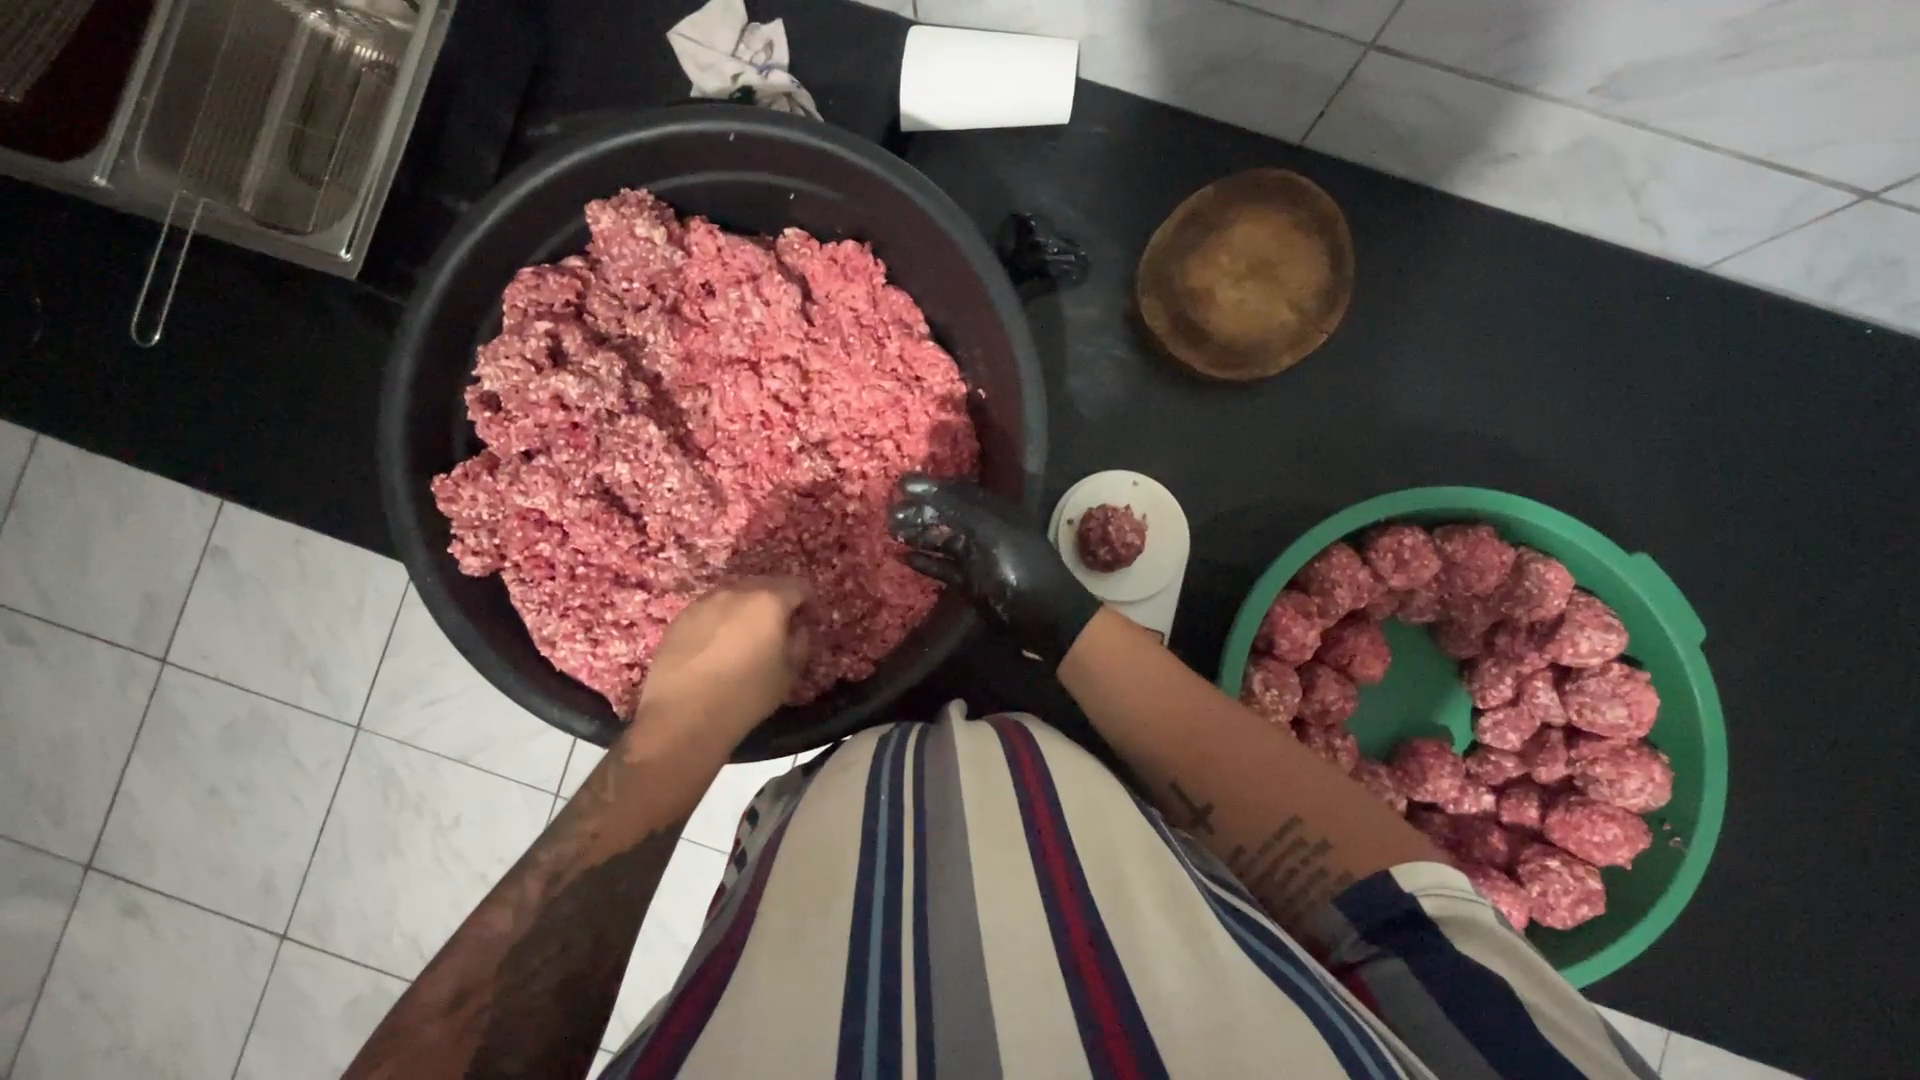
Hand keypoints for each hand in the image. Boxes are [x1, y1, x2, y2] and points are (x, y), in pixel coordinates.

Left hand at [633, 577, 811, 741]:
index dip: (808, 601)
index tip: (808, 620)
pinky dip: (720, 620)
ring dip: (745, 609)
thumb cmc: (746, 695)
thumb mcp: (788, 674)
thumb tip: (797, 628)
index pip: (798, 586)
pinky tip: (716, 646)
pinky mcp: (680, 618)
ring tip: (744, 637)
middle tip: (778, 627)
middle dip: (776, 601)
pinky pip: (710, 610)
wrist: (683, 714)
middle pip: (765, 585)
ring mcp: (704, 602)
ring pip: (734, 596)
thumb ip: (800, 643)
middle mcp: (736, 592)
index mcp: (769, 602)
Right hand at [888, 474, 1099, 664]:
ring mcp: (977, 557)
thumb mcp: (988, 530)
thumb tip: (915, 486)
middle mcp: (984, 530)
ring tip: (892, 532)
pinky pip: (943, 567)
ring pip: (942, 540)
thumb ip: (954, 508)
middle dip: (918, 512)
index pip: (957, 491)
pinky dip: (925, 562)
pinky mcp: (971, 582)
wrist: (1044, 614)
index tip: (900, 486)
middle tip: (889, 514)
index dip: (930, 487)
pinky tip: (903, 558)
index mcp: (994, 511)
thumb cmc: (1018, 565)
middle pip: (946, 515)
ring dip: (918, 535)